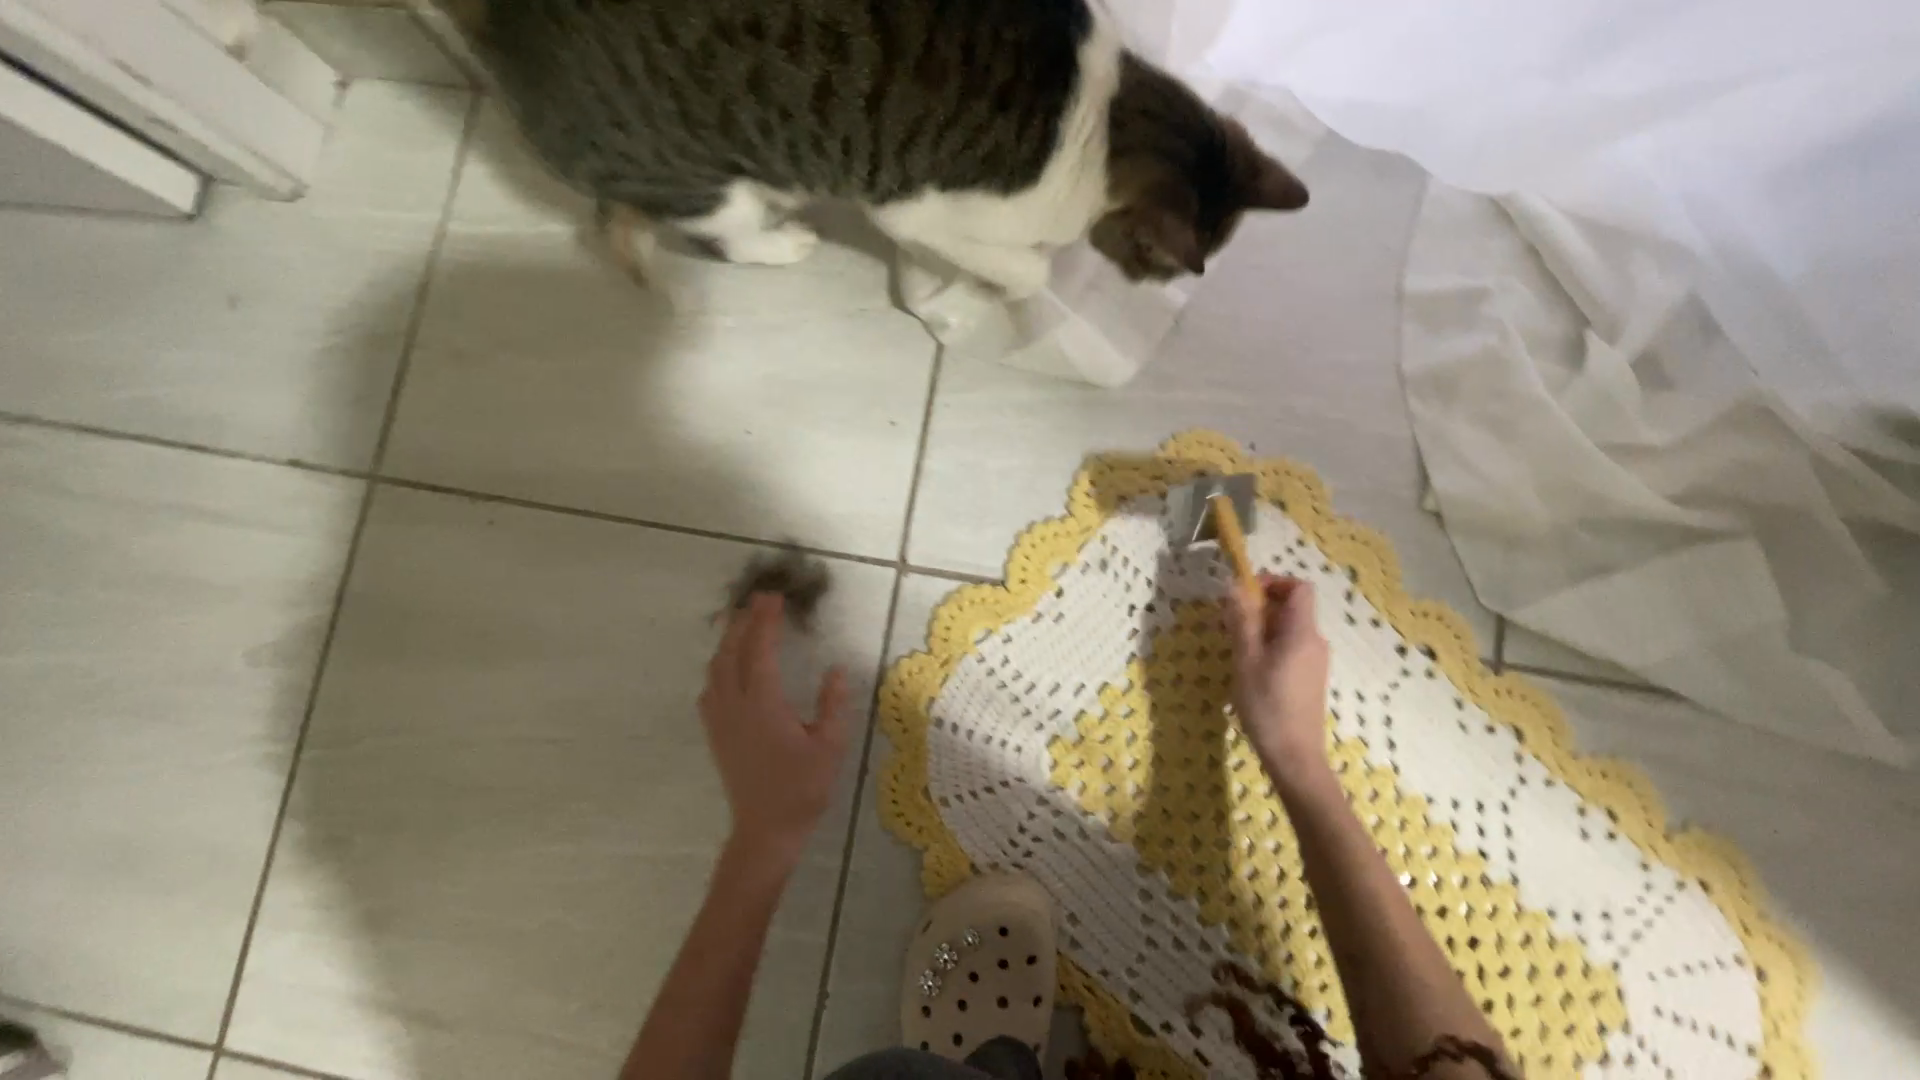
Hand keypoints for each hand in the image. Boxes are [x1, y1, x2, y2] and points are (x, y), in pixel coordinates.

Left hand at [700, 593, 850, 863]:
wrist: (765, 830)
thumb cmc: (802, 789)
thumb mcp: (830, 746)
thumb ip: (833, 705)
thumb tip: (836, 670)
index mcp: (762, 704)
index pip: (760, 650)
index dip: (766, 621)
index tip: (774, 598)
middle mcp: (734, 705)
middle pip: (731, 652)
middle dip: (743, 622)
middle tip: (758, 600)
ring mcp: (719, 720)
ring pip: (715, 668)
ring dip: (728, 640)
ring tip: (741, 622)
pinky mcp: (715, 733)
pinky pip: (710, 688)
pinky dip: (719, 665)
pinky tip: (728, 666)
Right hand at [1225, 575, 1331, 782]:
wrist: (1294, 756)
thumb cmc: (1267, 705)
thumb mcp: (1246, 659)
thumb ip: (1242, 620)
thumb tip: (1234, 585)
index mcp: (1302, 632)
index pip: (1298, 588)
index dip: (1272, 582)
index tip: (1242, 594)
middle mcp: (1314, 641)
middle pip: (1290, 607)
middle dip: (1257, 606)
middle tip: (1225, 623)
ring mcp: (1314, 660)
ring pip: (1287, 628)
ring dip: (1259, 627)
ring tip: (1232, 647)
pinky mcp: (1309, 677)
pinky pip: (1289, 646)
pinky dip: (1268, 645)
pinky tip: (1248, 667)